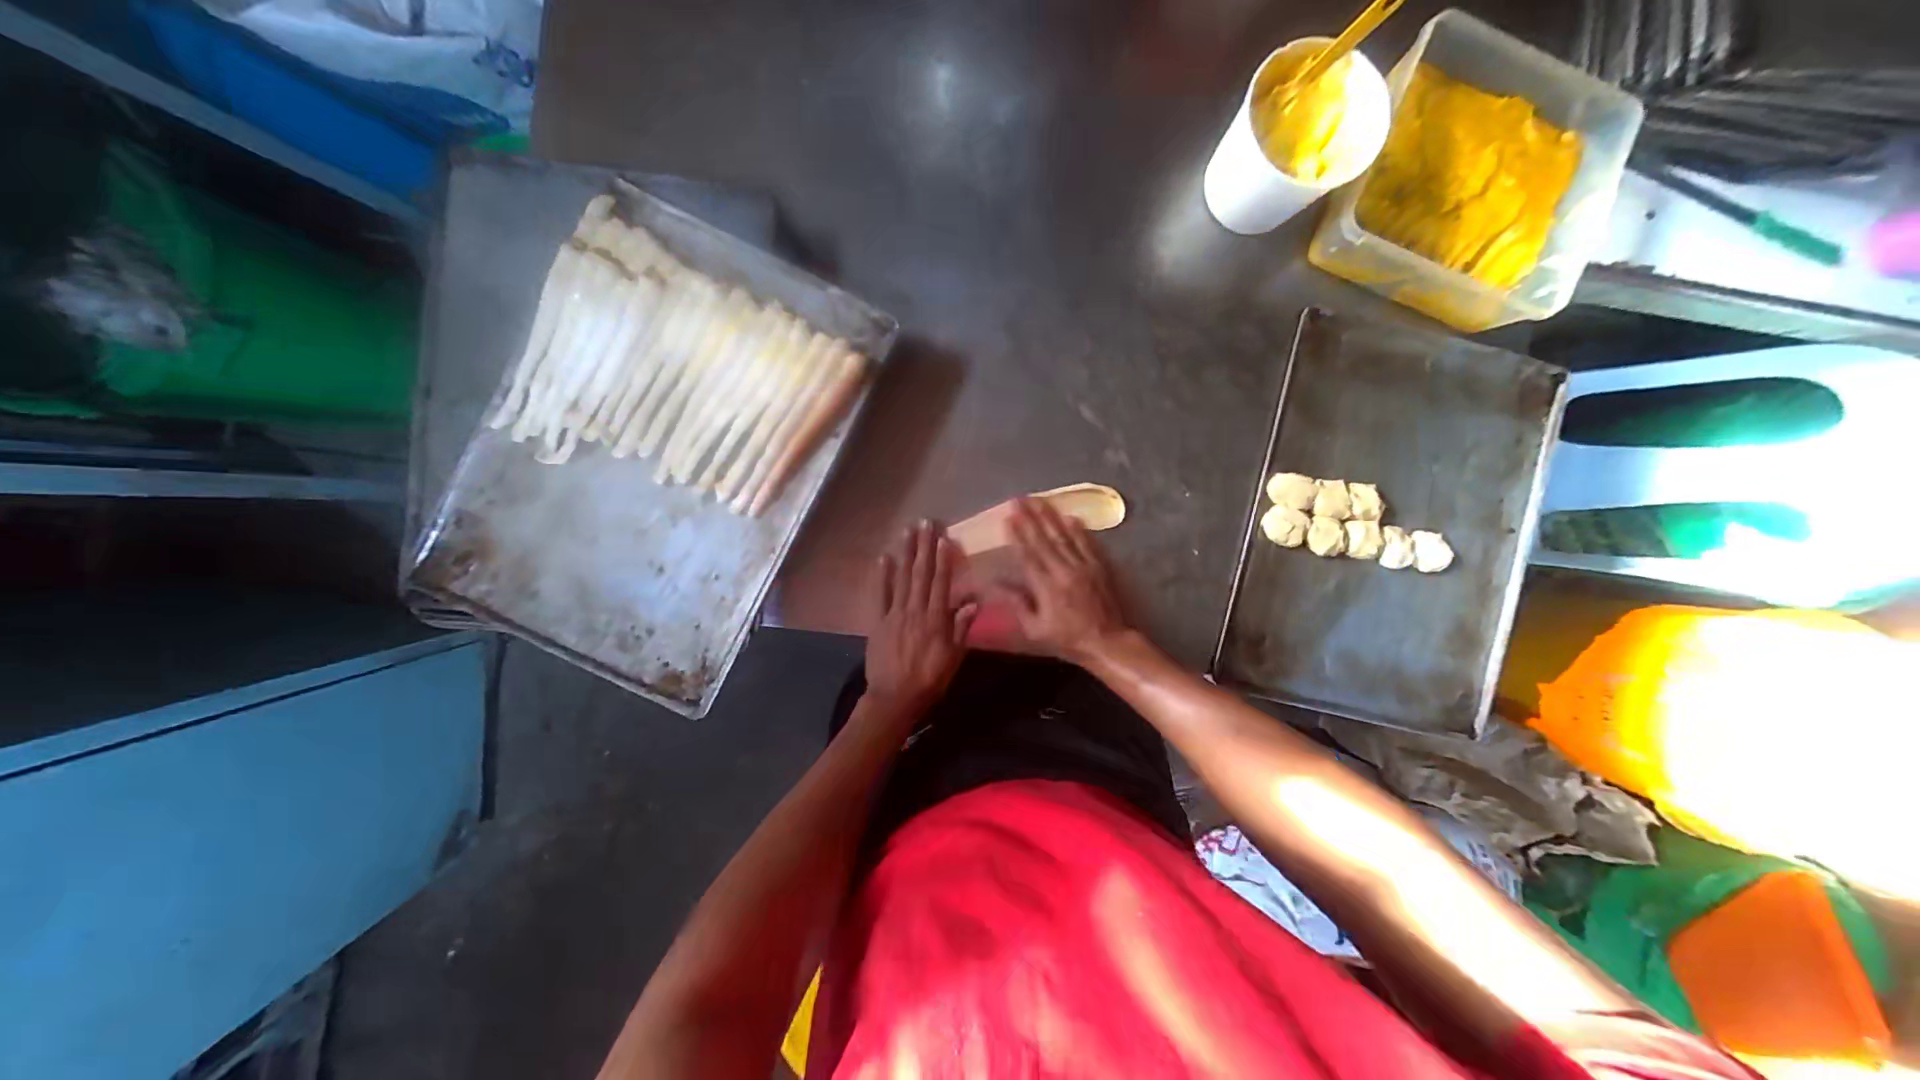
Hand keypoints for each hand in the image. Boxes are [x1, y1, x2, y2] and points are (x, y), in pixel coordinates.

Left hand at [864, 521, 977, 714]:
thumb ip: (961, 628)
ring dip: (906, 553)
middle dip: (924, 547)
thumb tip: (972, 602)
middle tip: (926, 522)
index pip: (941, 582)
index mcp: (936, 619)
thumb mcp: (953, 657)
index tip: (945, 538)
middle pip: (921, 574)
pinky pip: (880, 595)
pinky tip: (884, 558)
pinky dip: (882, 576)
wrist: (895, 697)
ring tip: (908, 531)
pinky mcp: (878, 622)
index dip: (943, 559)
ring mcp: (894, 614)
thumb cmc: (930, 680)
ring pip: (902, 578)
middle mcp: (915, 610)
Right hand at [999, 498, 1131, 665]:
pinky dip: (1078, 529)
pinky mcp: (1099, 567)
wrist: (1107, 642)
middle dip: (1030, 517)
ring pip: (1064, 536)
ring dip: (1051, 516)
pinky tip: (1070, 516)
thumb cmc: (1066, 639)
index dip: (1018, 535)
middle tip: (1019, 499)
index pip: (1028, 554)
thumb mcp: (1034, 628)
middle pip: (1044, 539)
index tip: (1008, 517)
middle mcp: (1064, 571)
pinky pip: (1087, 543)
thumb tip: (996, 583)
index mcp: (1046, 586)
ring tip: (1039, 500)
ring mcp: (1084, 567)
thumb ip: (1016, 603)